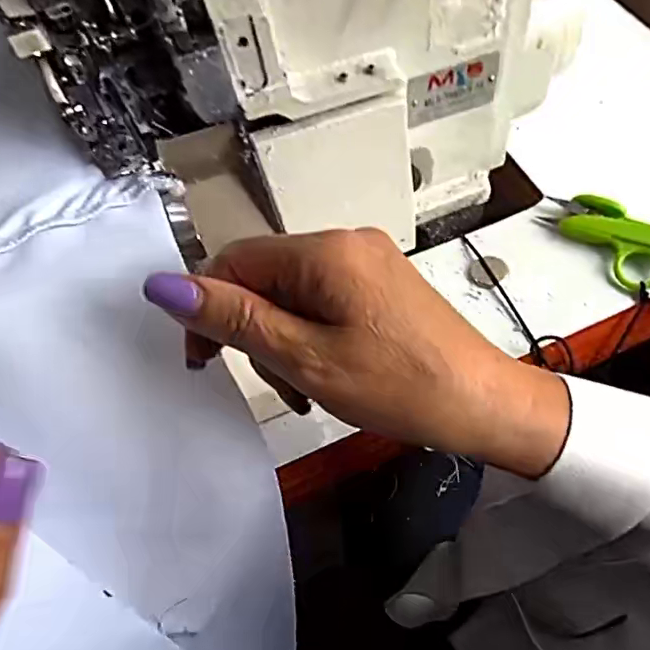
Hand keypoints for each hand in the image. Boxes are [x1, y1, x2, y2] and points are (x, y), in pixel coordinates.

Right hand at [143, 229, 571, 477]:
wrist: (484, 404)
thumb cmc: (404, 386)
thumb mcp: (307, 359)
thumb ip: (236, 320)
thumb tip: (164, 286)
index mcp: (328, 251)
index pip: (236, 261)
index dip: (208, 309)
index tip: (204, 360)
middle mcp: (353, 244)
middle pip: (271, 279)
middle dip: (262, 335)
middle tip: (284, 386)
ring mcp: (378, 266)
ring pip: (302, 298)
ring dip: (292, 345)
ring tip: (315, 391)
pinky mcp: (393, 291)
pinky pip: (336, 306)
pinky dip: (323, 341)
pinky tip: (337, 377)